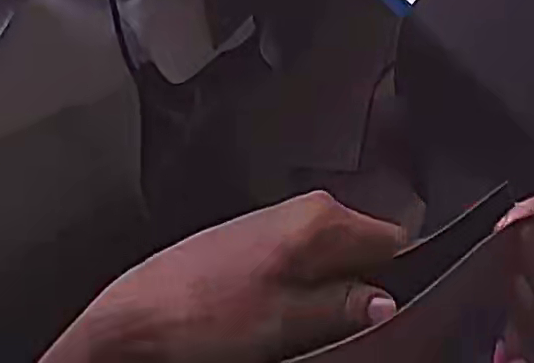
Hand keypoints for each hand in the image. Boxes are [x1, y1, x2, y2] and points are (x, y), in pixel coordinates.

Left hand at [43, 191, 407, 362]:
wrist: (138, 312)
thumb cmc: (205, 314)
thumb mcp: (284, 322)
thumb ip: (343, 306)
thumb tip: (388, 302)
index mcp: (322, 217)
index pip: (391, 237)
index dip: (396, 278)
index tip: (386, 312)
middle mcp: (309, 206)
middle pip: (364, 244)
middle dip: (362, 285)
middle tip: (341, 327)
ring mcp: (284, 217)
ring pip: (335, 252)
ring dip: (334, 287)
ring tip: (305, 325)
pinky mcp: (264, 234)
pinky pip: (308, 254)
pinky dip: (308, 283)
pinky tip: (281, 312)